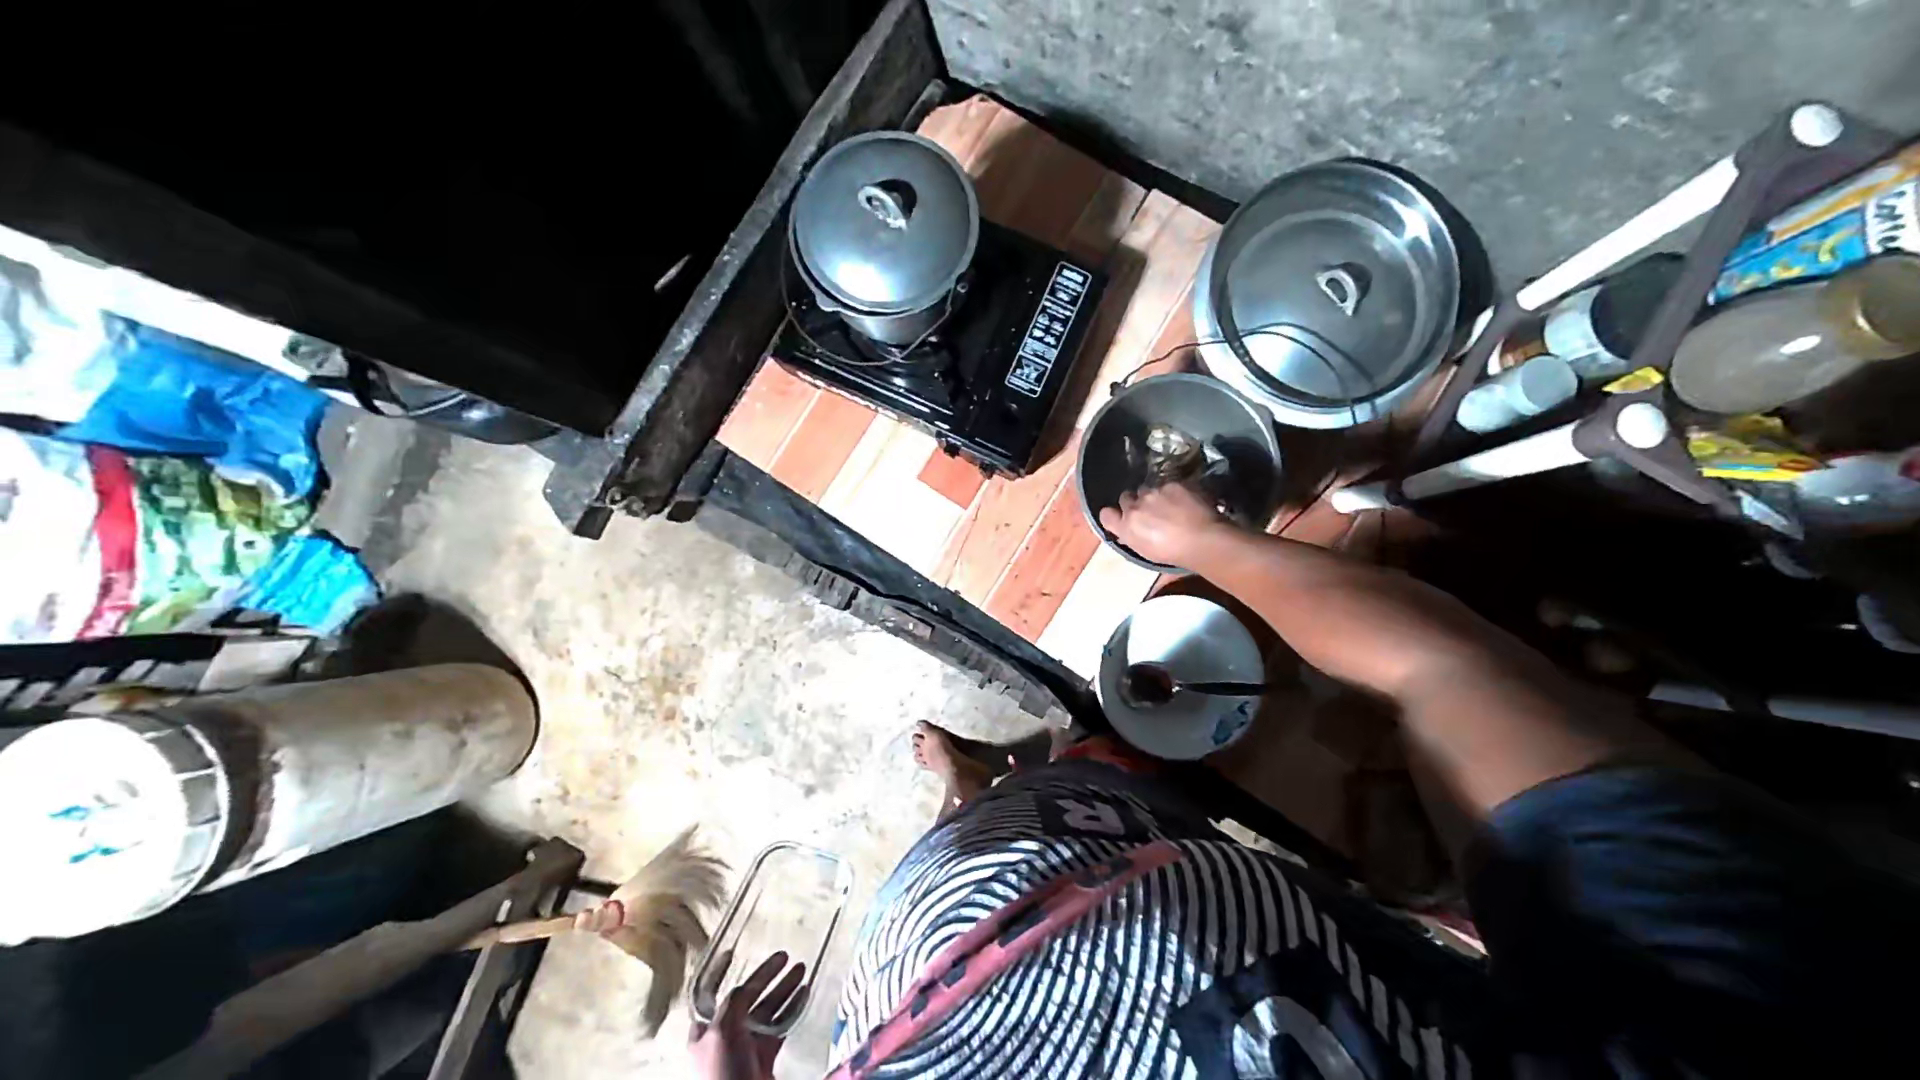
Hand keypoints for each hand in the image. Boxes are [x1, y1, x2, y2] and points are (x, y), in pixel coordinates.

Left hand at [690, 951, 808, 1079]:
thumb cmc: (724, 1072)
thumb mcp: (722, 1032)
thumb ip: (733, 1005)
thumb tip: (744, 987)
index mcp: (705, 1030)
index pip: (709, 992)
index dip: (718, 972)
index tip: (731, 952)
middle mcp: (724, 1035)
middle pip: (746, 997)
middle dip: (765, 976)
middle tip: (785, 956)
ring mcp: (746, 1047)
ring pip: (767, 1009)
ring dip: (784, 988)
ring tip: (801, 969)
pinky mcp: (764, 1058)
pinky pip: (780, 1026)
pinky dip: (792, 1009)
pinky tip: (804, 993)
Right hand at [1097, 483, 1235, 566]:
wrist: (1203, 539)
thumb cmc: (1175, 554)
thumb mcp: (1146, 552)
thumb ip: (1132, 537)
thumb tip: (1128, 532)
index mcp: (1126, 527)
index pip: (1106, 515)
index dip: (1113, 515)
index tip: (1121, 517)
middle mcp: (1134, 506)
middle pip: (1126, 497)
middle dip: (1135, 503)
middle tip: (1150, 512)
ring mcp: (1153, 493)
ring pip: (1147, 489)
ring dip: (1154, 496)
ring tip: (1170, 506)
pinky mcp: (1172, 484)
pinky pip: (1167, 484)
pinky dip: (1173, 492)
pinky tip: (1185, 501)